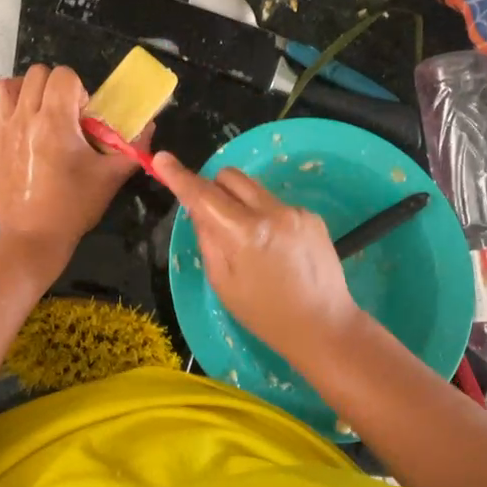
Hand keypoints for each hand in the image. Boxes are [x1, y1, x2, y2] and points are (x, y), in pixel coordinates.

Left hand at [0, 65, 144, 276]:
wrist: (33, 238)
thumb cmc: (74, 206)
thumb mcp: (111, 176)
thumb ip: (132, 148)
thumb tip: (148, 126)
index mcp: (55, 121)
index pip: (63, 75)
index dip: (78, 89)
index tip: (83, 116)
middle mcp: (25, 118)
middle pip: (36, 74)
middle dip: (55, 86)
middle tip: (65, 114)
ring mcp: (2, 131)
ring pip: (5, 87)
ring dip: (23, 91)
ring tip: (38, 112)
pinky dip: (1, 113)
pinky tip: (16, 129)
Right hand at [153, 151, 359, 361]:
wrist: (324, 326)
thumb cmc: (265, 314)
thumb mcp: (223, 282)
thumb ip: (207, 238)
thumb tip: (198, 209)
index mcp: (244, 233)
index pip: (203, 194)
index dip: (179, 176)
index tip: (162, 160)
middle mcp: (271, 212)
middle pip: (229, 177)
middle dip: (214, 188)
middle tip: (213, 216)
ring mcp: (295, 211)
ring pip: (254, 189)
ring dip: (241, 203)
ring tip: (252, 242)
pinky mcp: (312, 216)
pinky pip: (276, 204)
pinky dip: (266, 217)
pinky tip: (277, 250)